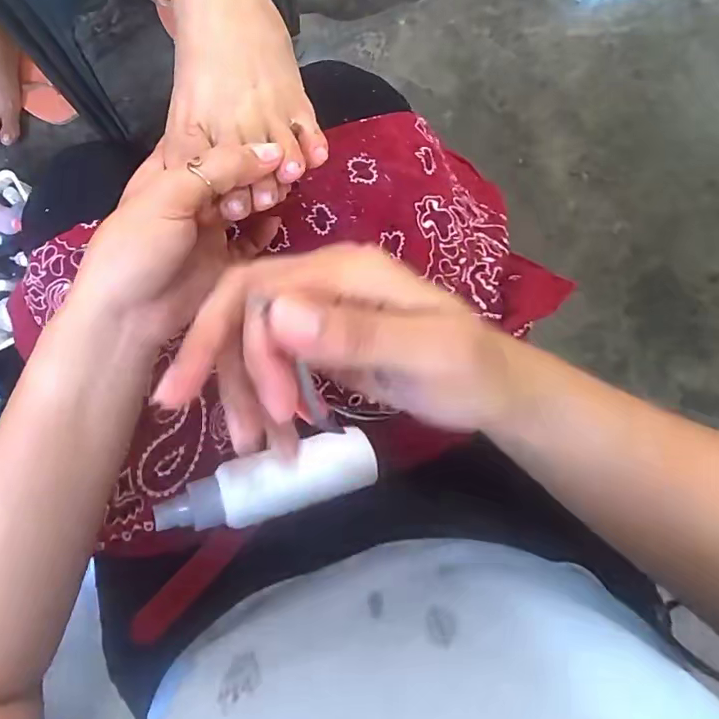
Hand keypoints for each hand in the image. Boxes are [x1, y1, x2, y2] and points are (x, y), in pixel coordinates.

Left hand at [62, 142, 286, 349]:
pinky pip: (251, 239)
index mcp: (167, 172)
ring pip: (244, 201)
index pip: (207, 140)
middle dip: (254, 169)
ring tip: (276, 194)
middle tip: (276, 172)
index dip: (236, 134)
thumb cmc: (137, 246)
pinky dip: (264, 229)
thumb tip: (272, 151)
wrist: (126, 318)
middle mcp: (189, 196)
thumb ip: (218, 167)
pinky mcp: (222, 260)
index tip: (268, 133)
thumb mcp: (170, 194)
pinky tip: (274, 221)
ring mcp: (207, 229)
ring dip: (261, 195)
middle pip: (230, 171)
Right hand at [154, 245, 520, 451]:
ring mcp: (318, 307)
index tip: (263, 412)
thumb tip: (276, 314)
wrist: (494, 388)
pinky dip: (263, 397)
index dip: (239, 344)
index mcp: (341, 270)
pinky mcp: (318, 337)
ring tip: (257, 448)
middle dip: (225, 367)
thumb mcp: (425, 353)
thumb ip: (355, 331)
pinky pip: (271, 360)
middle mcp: (321, 279)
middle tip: (230, 432)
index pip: (259, 289)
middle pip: (244, 309)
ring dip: (244, 391)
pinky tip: (275, 435)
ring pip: (251, 338)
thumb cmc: (470, 369)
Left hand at [159, 0, 327, 221]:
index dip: (216, 198)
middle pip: (244, 175)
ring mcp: (265, 109)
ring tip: (285, 182)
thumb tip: (205, 181)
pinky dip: (312, 147)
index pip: (203, 177)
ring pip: (279, 158)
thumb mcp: (182, 106)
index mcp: (193, 129)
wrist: (223, 1)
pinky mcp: (294, 94)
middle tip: (260, 201)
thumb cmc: (198, 55)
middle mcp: (229, 124)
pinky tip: (314, 159)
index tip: (223, 209)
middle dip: (252, 194)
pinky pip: (308, 130)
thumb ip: (191, 144)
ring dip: (283, 177)